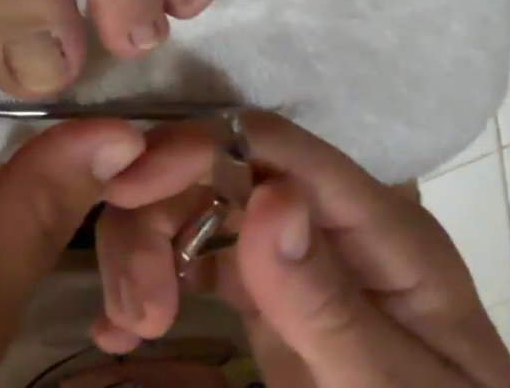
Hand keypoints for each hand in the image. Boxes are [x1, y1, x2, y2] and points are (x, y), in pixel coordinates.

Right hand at [92, 114, 509, 386]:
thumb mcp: (392, 386)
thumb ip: (330, 300)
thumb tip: (269, 194)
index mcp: (374, 223)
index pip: (269, 144)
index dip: (189, 148)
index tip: (122, 189)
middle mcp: (321, 219)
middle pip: (210, 172)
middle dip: (152, 219)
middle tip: (133, 305)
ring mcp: (285, 252)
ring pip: (184, 208)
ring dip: (139, 253)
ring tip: (128, 326)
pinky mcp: (257, 288)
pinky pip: (184, 260)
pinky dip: (143, 283)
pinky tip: (117, 329)